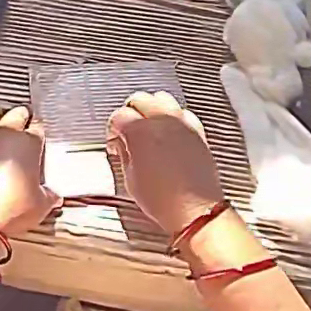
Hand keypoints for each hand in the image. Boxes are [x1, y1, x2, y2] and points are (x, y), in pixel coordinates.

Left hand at [0, 106, 61, 235]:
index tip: (39, 138)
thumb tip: (54, 196)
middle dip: (20, 116)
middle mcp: (5, 134)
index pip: (38, 128)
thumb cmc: (12, 208)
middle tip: (22, 122)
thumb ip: (48, 196)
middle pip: (16, 114)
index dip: (39, 132)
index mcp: (29, 143)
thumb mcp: (40, 206)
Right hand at [108, 92, 226, 235]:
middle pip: (139, 99)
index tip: (114, 139)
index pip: (119, 115)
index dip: (113, 128)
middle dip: (130, 112)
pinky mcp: (196, 130)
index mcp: (140, 131)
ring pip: (161, 99)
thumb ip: (124, 153)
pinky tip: (168, 130)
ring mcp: (181, 123)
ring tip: (148, 126)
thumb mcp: (130, 179)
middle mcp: (161, 120)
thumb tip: (122, 143)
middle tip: (127, 129)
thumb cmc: (163, 201)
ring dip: (151, 108)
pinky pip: (181, 112)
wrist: (196, 211)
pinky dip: (172, 116)